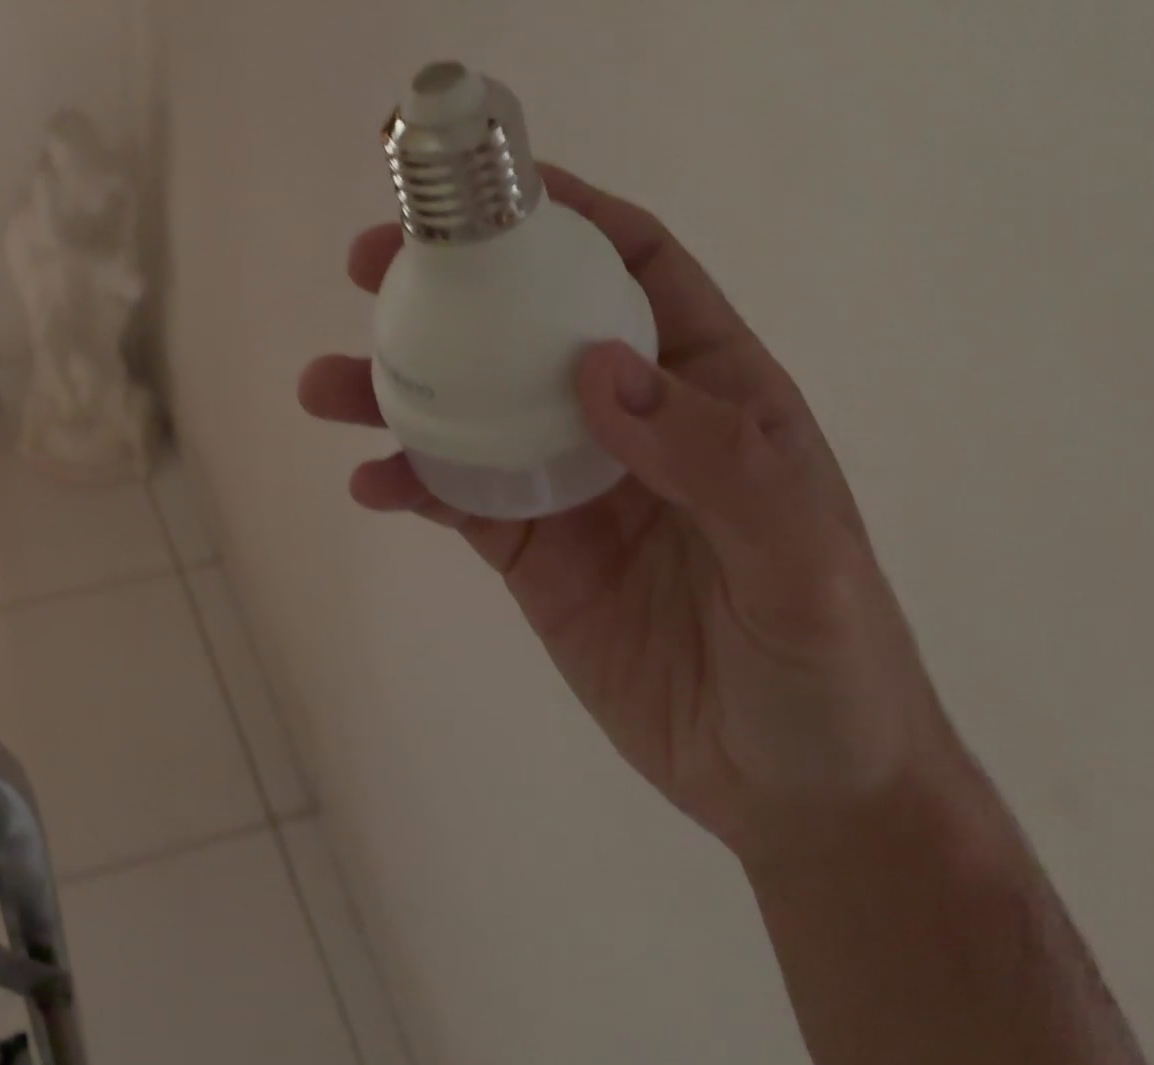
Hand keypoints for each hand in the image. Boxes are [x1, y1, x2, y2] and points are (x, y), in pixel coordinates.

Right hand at [299, 166, 955, 862]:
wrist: (793, 786)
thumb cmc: (827, 666)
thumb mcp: (798, 559)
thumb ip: (711, 459)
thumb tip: (592, 368)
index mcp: (715, 393)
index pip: (636, 271)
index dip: (564, 217)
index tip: (484, 190)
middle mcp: (636, 429)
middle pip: (531, 334)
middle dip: (453, 296)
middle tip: (369, 272)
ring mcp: (578, 494)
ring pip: (477, 420)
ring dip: (404, 396)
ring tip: (327, 387)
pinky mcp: (538, 559)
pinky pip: (464, 506)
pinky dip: (414, 487)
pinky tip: (370, 484)